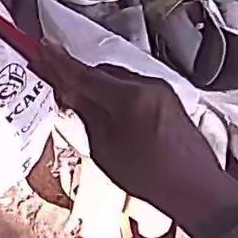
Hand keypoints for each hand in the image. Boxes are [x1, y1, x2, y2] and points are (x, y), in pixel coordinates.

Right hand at [34, 45, 237, 227]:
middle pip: (100, 72)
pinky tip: (105, 109)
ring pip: (116, 78)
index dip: (58, 62)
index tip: (41, 48)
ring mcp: (160, 90)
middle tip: (54, 83)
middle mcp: (147, 85)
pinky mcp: (167, 98)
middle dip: (76, 77)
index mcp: (129, 98)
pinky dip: (113, 92)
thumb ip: (85, 115)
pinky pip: (132, 86)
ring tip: (78, 103)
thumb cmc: (150, 176)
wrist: (196, 188)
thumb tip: (69, 93)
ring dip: (95, 86)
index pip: (83, 74)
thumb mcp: (104, 149)